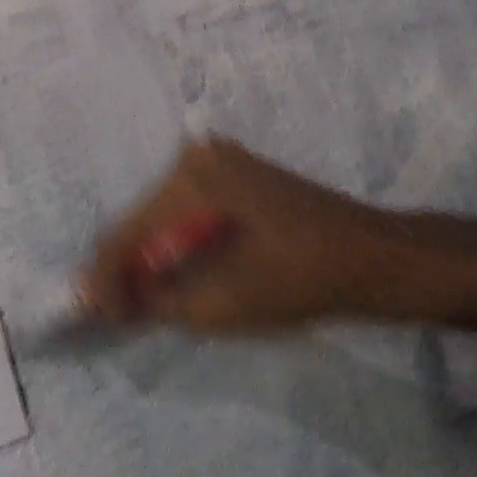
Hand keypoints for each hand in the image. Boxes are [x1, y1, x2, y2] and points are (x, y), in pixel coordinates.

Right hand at [80, 138, 420, 330]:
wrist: (378, 259)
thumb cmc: (300, 279)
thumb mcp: (218, 302)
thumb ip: (153, 300)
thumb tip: (108, 300)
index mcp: (190, 176)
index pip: (126, 231)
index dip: (105, 279)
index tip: (98, 319)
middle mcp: (196, 156)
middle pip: (140, 219)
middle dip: (127, 268)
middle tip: (121, 314)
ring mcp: (219, 161)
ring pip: (162, 216)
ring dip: (152, 258)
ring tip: (144, 301)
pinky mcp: (237, 175)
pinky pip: (189, 211)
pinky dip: (178, 245)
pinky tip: (176, 275)